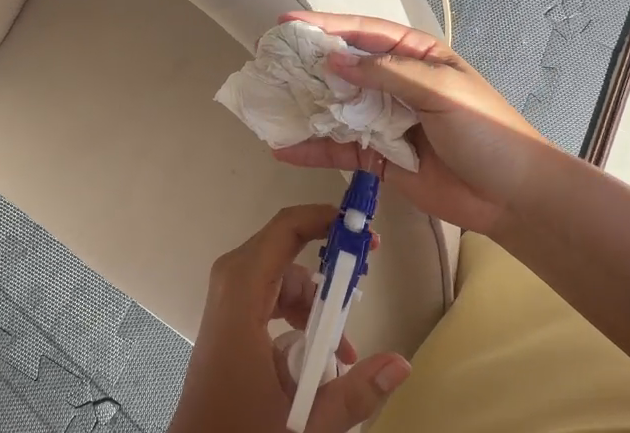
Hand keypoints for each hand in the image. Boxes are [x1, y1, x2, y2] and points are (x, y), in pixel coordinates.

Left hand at [169, 205, 411, 432]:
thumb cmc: (242, 429)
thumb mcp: (303, 419)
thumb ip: (354, 392)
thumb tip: (401, 362)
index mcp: (241, 296)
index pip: (283, 230)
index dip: (322, 218)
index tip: (363, 229)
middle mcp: (230, 286)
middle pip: (286, 251)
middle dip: (328, 265)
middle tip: (364, 279)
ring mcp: (227, 301)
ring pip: (281, 276)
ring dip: (316, 301)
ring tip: (344, 344)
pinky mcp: (230, 319)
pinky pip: (270, 296)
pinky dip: (299, 313)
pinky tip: (321, 353)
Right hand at [273, 12, 557, 237]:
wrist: (512, 197)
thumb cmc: (485, 131)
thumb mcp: (440, 91)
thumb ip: (387, 74)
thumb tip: (334, 60)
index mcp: (416, 57)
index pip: (365, 33)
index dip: (326, 26)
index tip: (287, 25)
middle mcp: (395, 84)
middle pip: (344, 69)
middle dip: (307, 66)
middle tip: (266, 63)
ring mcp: (385, 121)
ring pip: (336, 108)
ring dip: (304, 106)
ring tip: (266, 104)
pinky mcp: (380, 157)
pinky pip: (341, 148)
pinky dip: (313, 148)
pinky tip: (284, 148)